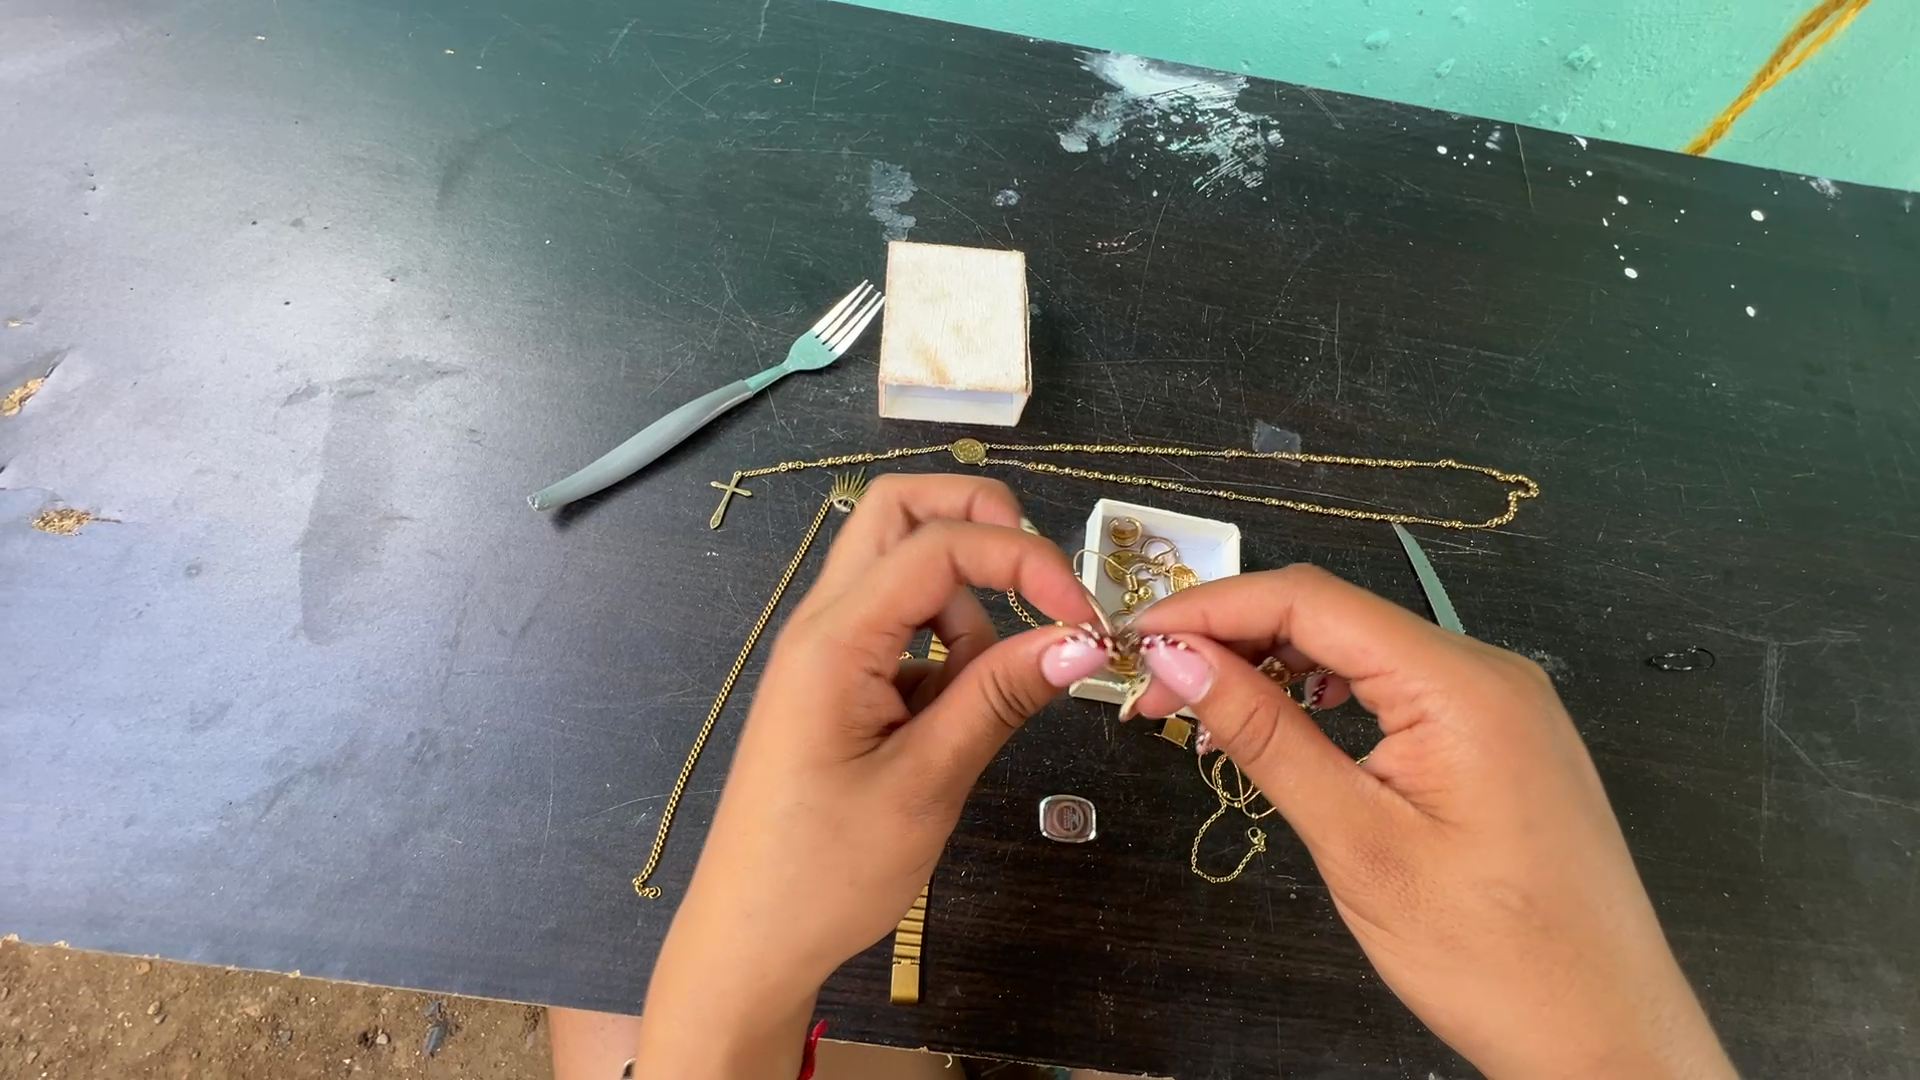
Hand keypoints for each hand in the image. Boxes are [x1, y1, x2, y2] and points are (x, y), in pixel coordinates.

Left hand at [634, 474, 1101, 1078]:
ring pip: (901, 560)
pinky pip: (899, 618)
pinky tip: (947, 709)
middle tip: (1036, 576)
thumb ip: (1001, 695)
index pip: (937, 546)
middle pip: (896, 510)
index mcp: (835, 638)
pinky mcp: (838, 674)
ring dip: (963, 596)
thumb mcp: (928, 782)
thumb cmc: (829, 870)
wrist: (751, 939)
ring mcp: (826, 645)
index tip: (1083, 617)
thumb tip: (1082, 639)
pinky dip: (943, 637)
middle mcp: (823, 620)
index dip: (1022, 558)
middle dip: (976, 518)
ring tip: (974, 692)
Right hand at [1129, 565, 1734, 1079]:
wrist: (1610, 1050)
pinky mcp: (1482, 729)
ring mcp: (1486, 696)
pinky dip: (1309, 688)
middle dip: (1229, 636)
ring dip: (1264, 661)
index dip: (1211, 606)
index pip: (1309, 600)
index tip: (1137, 635)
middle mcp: (1478, 665)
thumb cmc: (1485, 955)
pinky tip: (1274, 717)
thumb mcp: (1354, 839)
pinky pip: (1377, 680)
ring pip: (1347, 644)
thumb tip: (1175, 658)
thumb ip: (1263, 733)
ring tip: (1199, 705)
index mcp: (1458, 681)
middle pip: (1326, 614)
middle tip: (1154, 685)